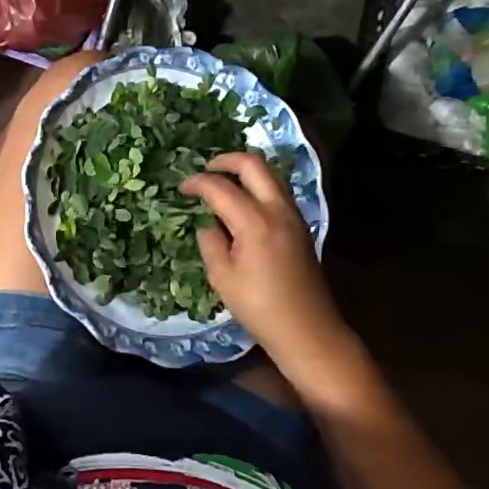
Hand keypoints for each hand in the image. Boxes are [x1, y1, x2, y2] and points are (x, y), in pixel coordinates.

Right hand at [181, 153, 349, 358]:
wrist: (307, 328)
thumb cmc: (260, 307)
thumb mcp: (222, 278)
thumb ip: (211, 243)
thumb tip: (209, 225)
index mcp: (255, 220)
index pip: (221, 187)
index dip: (197, 183)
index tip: (181, 188)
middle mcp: (278, 209)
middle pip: (254, 164)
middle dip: (226, 160)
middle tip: (206, 169)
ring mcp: (294, 215)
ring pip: (271, 174)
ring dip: (247, 170)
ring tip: (225, 182)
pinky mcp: (301, 226)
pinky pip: (279, 192)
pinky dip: (260, 186)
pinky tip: (245, 203)